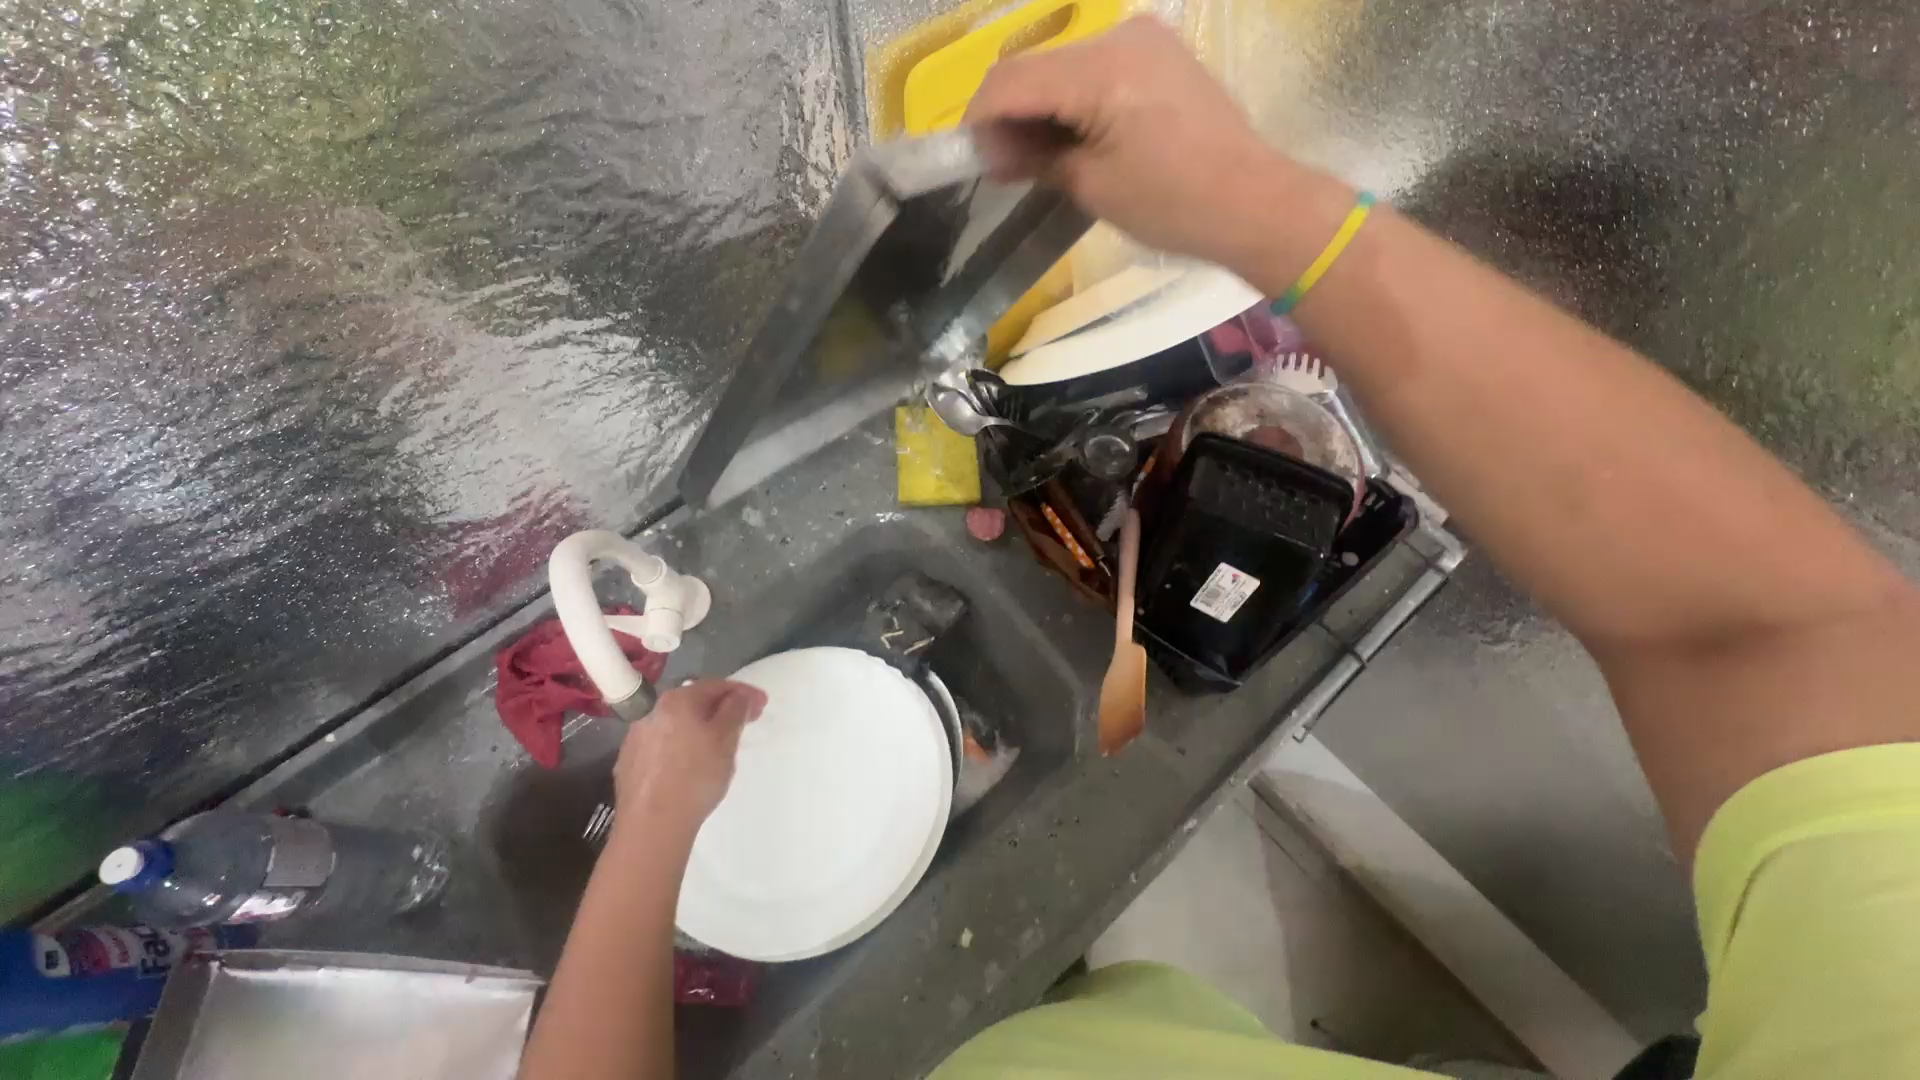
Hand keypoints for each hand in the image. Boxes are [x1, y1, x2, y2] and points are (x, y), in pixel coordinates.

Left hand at [611, 679, 766, 833]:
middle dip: (721, 709)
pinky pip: (663, 746)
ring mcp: (636, 738)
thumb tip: (739, 695)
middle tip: (744, 723)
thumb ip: (736, 710)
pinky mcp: (629, 764)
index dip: (743, 692)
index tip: (762, 704)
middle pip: (694, 702)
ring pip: (677, 725)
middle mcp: (652, 712)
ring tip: (718, 746)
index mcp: (677, 700)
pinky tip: (689, 766)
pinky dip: (681, 747)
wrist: (651, 825)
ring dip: (700, 728)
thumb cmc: (695, 777)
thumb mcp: (726, 740)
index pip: (716, 685)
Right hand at [964, 16, 1290, 271]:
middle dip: (1009, 116)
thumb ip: (1036, 159)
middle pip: (1034, 66)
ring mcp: (1143, 39)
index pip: (1011, 80)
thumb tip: (993, 152)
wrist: (1253, 202)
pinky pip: (1093, 69)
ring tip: (1037, 161)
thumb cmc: (1172, 204)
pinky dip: (1071, 102)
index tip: (973, 161)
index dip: (980, 120)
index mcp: (1101, 69)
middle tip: (1003, 168)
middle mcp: (1120, 35)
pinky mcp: (1158, 53)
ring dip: (1039, 109)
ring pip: (1061, 66)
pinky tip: (1071, 139)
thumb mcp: (1092, 186)